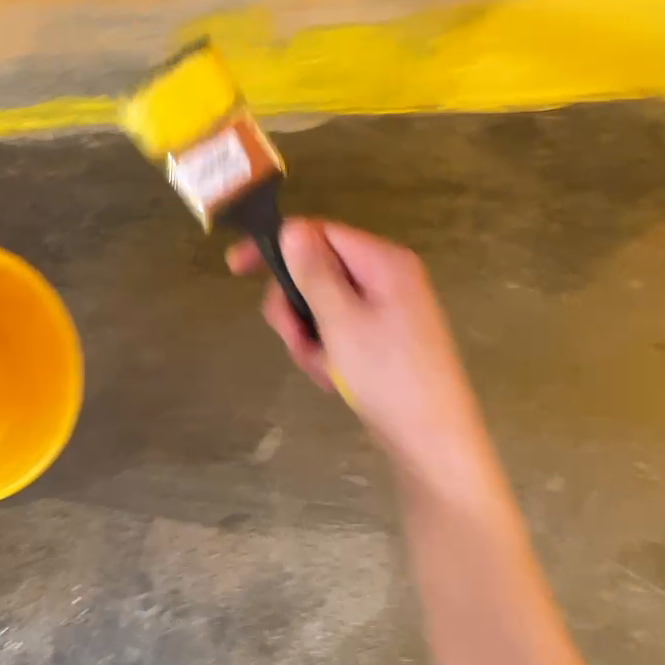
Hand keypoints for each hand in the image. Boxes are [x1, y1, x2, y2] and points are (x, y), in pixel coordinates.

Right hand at [228, 219, 498, 495]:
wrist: (428, 436)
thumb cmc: (386, 375)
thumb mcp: (341, 320)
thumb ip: (313, 272)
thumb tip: (292, 229)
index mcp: (382, 262)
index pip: (318, 234)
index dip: (276, 247)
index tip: (235, 267)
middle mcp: (384, 278)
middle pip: (314, 272)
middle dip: (294, 308)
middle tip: (295, 340)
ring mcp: (382, 309)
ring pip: (318, 306)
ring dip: (307, 337)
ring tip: (322, 367)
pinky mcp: (378, 337)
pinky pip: (334, 331)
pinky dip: (324, 352)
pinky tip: (332, 377)